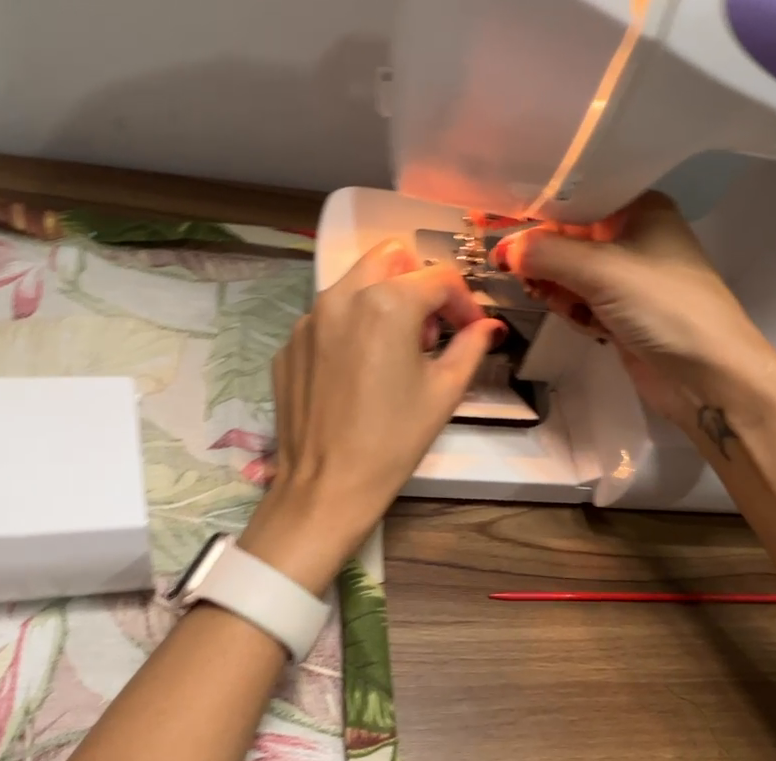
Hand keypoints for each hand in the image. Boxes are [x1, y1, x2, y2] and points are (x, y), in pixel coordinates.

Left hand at [239, 241, 505, 591]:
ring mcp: (308, 321)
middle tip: (427, 332)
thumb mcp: (443, 393)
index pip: (438, 278)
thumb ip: (470, 347)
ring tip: (393, 355)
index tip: (470, 329)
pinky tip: (357, 377)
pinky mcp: (288, 347)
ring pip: (352, 286)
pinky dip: (348, 333)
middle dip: (416, 285)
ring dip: (381, 304)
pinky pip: (326, 321)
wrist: (327, 486)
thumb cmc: (393, 441)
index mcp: (387, 303)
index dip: (464, 302)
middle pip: (388, 259)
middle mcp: (341, 298)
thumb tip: (487, 327)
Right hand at [490, 192, 775, 435]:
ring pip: (568, 272)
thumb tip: (505, 249)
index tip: (489, 217)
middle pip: (566, 235)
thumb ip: (546, 255)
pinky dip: (570, 307)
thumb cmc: (665, 308)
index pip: (574, 197)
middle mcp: (632, 237)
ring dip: (554, 284)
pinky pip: (579, 300)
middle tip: (504, 265)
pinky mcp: (620, 313)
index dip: (532, 207)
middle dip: (538, 252)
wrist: (707, 376)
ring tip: (548, 296)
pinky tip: (577, 319)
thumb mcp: (602, 271)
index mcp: (638, 208)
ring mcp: (627, 278)